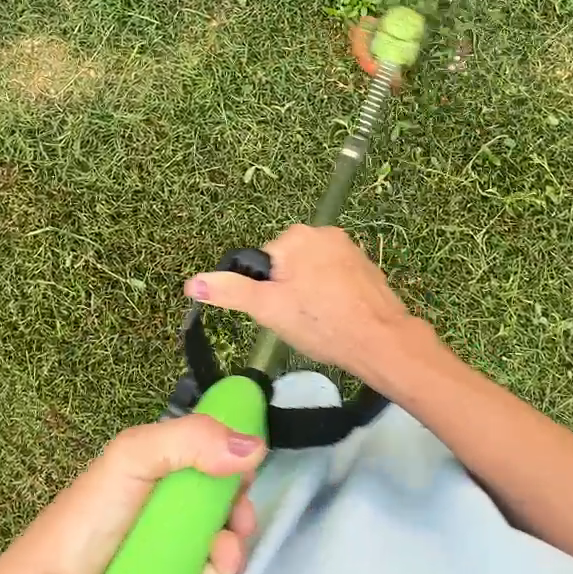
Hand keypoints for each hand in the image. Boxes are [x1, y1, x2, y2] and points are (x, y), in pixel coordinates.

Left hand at [0, 414, 264, 573]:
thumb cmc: (88, 517)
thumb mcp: (134, 457)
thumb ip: (191, 439)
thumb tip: (255, 445)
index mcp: (163, 467)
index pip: (215, 459)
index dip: (236, 468)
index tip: (245, 482)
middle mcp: (170, 506)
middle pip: (224, 506)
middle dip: (239, 516)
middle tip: (237, 528)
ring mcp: (170, 549)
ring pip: (221, 546)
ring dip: (231, 553)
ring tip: (219, 563)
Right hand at [188, 224, 434, 383]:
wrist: (381, 341)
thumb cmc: (321, 323)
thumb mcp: (268, 310)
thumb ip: (230, 292)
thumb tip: (191, 282)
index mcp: (296, 236)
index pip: (264, 263)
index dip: (266, 292)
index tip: (279, 313)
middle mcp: (322, 232)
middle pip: (287, 264)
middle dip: (287, 291)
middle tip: (298, 319)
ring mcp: (347, 246)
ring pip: (311, 271)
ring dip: (309, 293)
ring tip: (320, 321)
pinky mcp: (365, 264)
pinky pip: (334, 276)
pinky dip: (331, 294)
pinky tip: (337, 316)